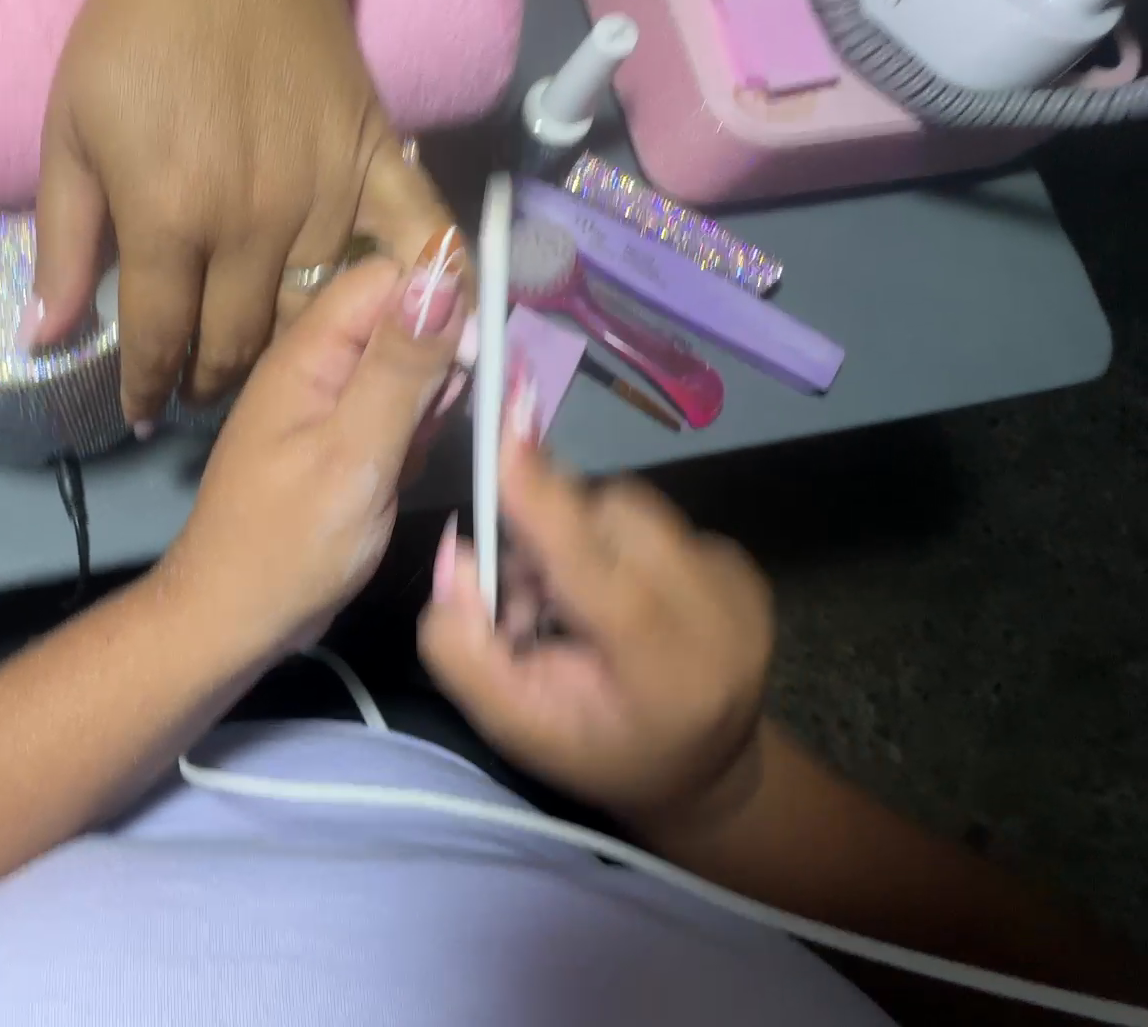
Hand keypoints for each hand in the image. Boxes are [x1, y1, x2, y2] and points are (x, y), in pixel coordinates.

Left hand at [31, 0, 454, 428]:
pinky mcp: (377, 165)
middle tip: (193, 387)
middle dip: (207, 380)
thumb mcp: (68, 138)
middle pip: (234, 343)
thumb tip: (42, 341)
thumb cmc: (134, 39)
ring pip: (307, 317)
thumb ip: (61, 248)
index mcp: (169, 218)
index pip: (160, 340)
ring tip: (255, 365)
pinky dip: (418, 289)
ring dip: (278, 356)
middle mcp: (250, 225)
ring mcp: (324, 198)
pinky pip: (413, 240)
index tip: (143, 414)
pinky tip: (414, 325)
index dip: (148, 388)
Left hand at [159, 234, 467, 653]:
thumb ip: (399, 369)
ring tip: (402, 464)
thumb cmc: (288, 544)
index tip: (470, 356)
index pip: (388, 277)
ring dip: (427, 413)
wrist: (238, 617)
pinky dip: (410, 444)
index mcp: (308, 353)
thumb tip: (443, 272)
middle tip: (425, 432)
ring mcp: (328, 408)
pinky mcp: (340, 443)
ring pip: (407, 376)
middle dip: (438, 368)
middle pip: (404, 323)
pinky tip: (393, 481)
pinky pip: (394, 420)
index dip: (440, 299)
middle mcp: (316, 367)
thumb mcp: (353, 455)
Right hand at [419, 429, 774, 832]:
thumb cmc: (591, 749)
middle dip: (546, 530)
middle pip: (606, 513)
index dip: (545, 498)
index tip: (506, 431)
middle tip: (525, 593)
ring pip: (624, 506)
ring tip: (568, 599)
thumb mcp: (506, 722)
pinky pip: (646, 519)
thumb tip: (459, 550)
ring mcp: (738, 583)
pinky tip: (612, 594)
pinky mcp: (740, 563)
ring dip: (574, 536)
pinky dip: (609, 543)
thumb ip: (460, 643)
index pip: (594, 568)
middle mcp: (719, 614)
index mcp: (660, 670)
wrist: (701, 768)